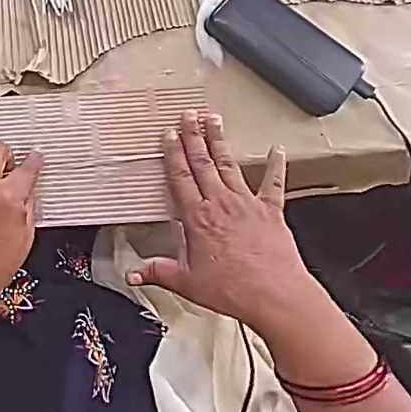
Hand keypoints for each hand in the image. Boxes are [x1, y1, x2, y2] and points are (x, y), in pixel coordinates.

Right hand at [129, 110, 335, 338]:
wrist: (275, 296)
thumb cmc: (234, 291)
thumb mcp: (188, 283)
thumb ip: (159, 272)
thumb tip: (134, 273)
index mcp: (198, 218)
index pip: (181, 178)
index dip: (173, 153)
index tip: (169, 135)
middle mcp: (221, 204)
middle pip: (202, 162)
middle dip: (193, 135)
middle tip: (188, 115)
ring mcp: (246, 203)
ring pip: (228, 164)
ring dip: (220, 140)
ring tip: (214, 119)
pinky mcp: (270, 210)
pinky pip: (273, 182)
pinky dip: (275, 164)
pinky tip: (276, 149)